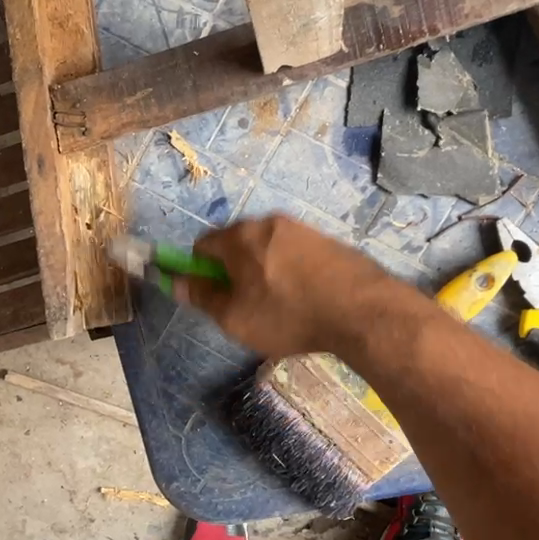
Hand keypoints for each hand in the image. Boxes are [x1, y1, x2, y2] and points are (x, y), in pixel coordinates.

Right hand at [180, 216, 432, 357]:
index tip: (208, 295)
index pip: (202, 243)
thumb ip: (202, 297)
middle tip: (242, 305)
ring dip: (262, 270)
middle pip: (236, 243)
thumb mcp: (234, 317)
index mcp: (240, 236)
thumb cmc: (287, 315)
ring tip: (278, 306)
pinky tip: (304, 299)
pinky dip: (289, 271)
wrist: (362, 311)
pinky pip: (294, 254)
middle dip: (232, 270)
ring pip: (267, 248)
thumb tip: (176, 281)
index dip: (197, 269)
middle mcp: (269, 222)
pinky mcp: (328, 241)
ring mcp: (302, 229)